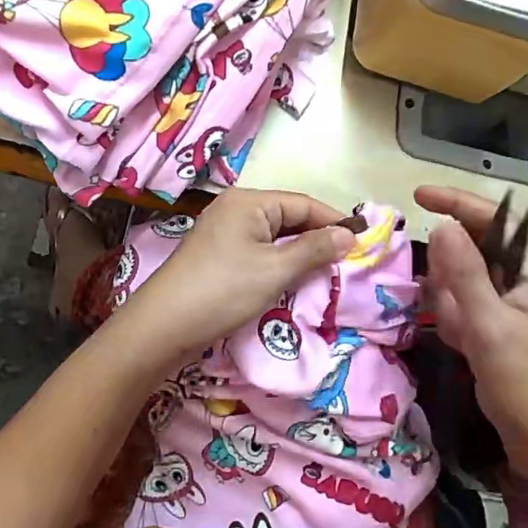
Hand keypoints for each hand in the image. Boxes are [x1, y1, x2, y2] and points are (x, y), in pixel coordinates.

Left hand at [111, 189, 355, 368]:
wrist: (164, 326)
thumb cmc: (223, 291)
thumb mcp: (275, 270)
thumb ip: (315, 249)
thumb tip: (350, 234)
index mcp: (248, 201)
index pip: (303, 203)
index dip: (335, 222)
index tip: (363, 244)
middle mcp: (234, 209)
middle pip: (288, 218)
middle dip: (318, 240)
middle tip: (347, 263)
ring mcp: (223, 233)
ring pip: (274, 238)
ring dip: (299, 255)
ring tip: (326, 275)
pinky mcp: (217, 257)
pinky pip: (258, 253)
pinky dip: (278, 265)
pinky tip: (292, 281)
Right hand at [414, 185, 527, 482]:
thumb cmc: (524, 379)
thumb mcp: (489, 325)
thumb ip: (464, 275)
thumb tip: (442, 225)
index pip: (496, 219)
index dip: (458, 202)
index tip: (418, 195)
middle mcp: (523, 279)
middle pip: (476, 249)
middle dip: (451, 272)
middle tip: (441, 299)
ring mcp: (508, 302)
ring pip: (463, 280)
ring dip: (451, 301)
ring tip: (459, 331)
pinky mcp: (494, 323)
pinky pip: (462, 305)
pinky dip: (453, 319)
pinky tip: (461, 342)